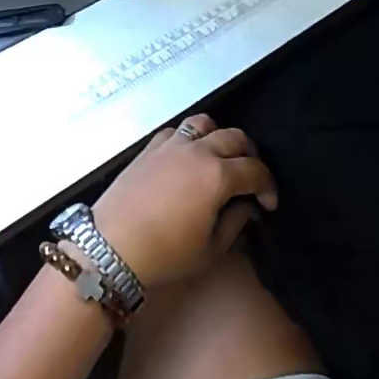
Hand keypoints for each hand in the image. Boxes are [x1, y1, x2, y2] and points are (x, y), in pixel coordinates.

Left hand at [93, 114, 278, 289]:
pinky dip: (188, 138)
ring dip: (219, 137)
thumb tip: (247, 207)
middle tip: (249, 179)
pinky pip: (176, 131)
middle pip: (236, 138)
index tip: (268, 204)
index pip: (256, 171)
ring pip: (205, 123)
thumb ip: (236, 222)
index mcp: (219, 176)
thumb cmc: (164, 254)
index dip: (268, 186)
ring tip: (219, 157)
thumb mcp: (210, 250)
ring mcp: (173, 145)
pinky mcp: (150, 147)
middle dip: (250, 157)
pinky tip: (185, 157)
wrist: (110, 247)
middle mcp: (199, 151)